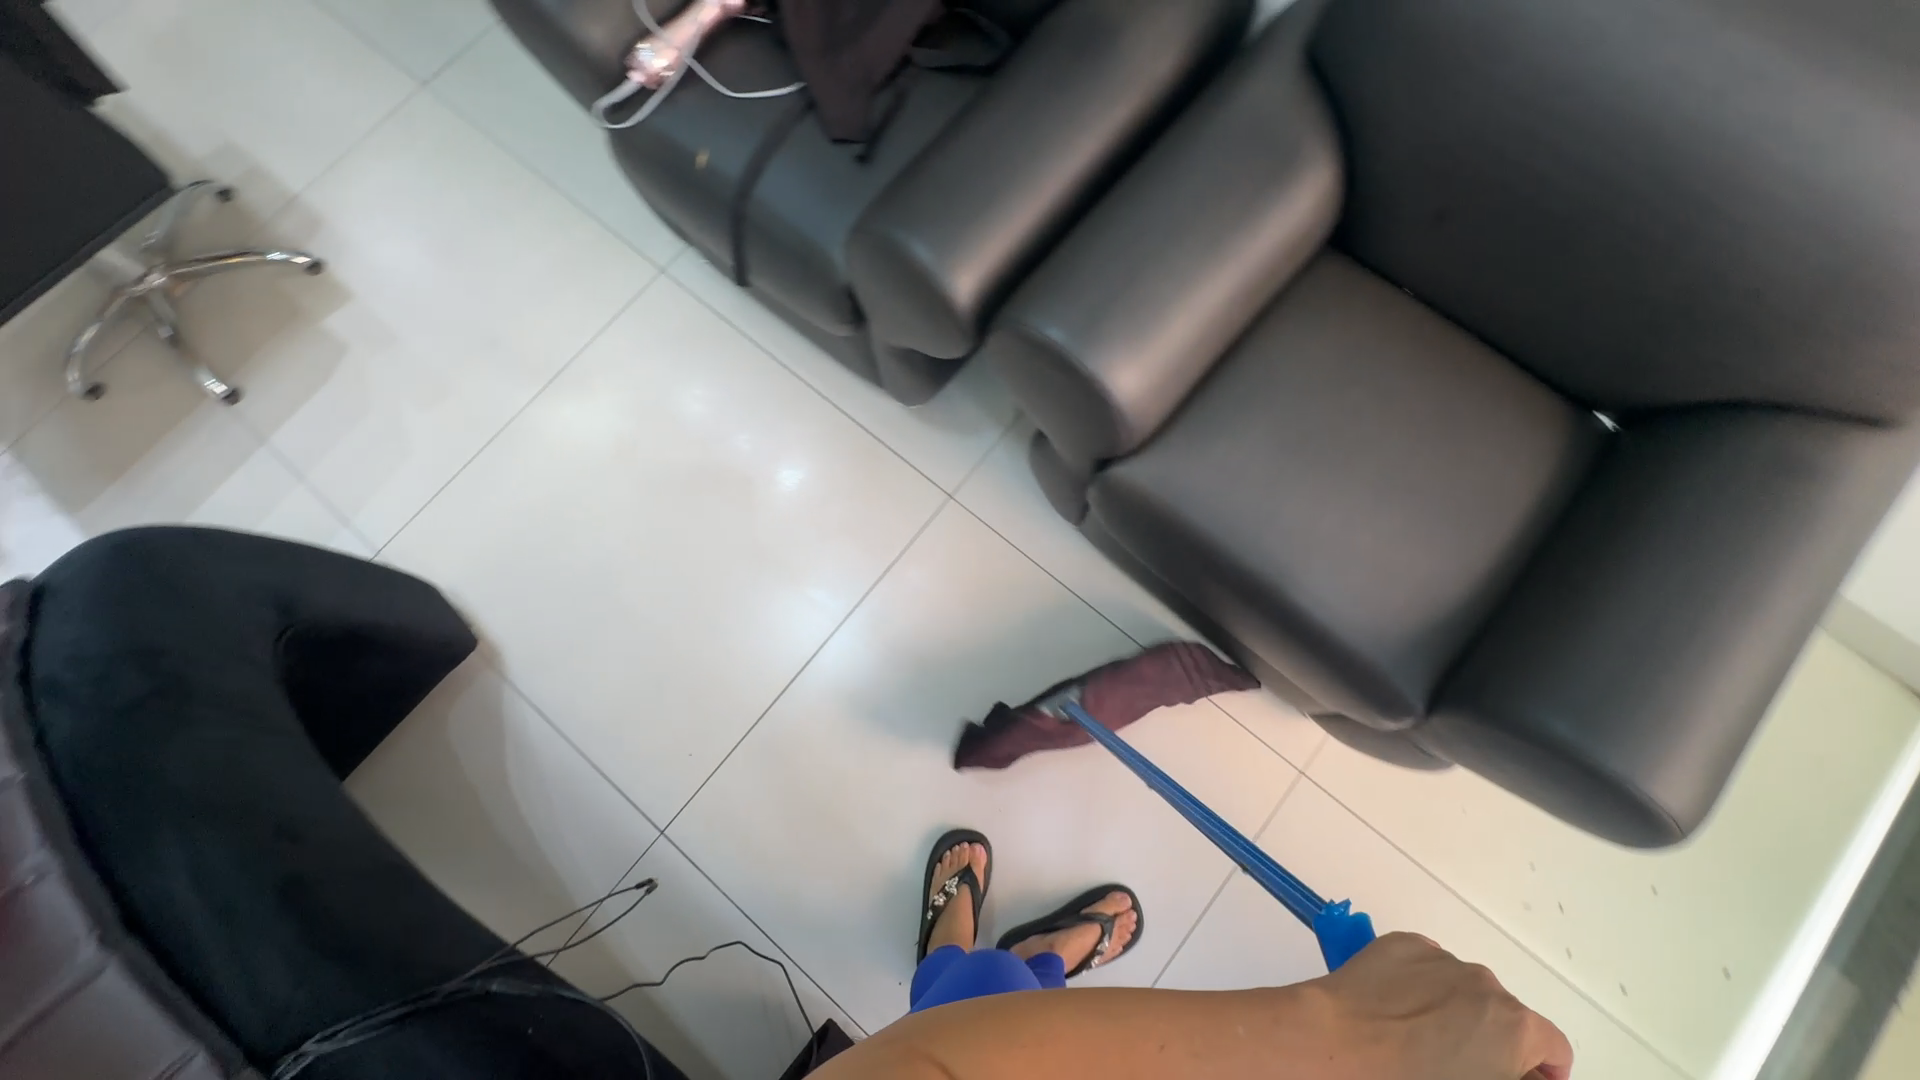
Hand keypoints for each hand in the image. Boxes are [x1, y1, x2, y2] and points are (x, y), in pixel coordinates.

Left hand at [1296, 932, 1573, 1079]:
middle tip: (1461, 1065)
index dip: (1541, 1071)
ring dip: (1454, 1009)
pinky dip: (1419, 984)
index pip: (1554, 1048)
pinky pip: (1424, 966)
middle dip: (1493, 1040)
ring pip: (1461, 988)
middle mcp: (1483, 982)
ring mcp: (1438, 957)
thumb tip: (1525, 1073)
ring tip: (1419, 1037)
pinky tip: (1397, 1009)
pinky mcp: (1398, 943)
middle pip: (1504, 1015)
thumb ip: (1516, 1076)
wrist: (1340, 1046)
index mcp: (1516, 1026)